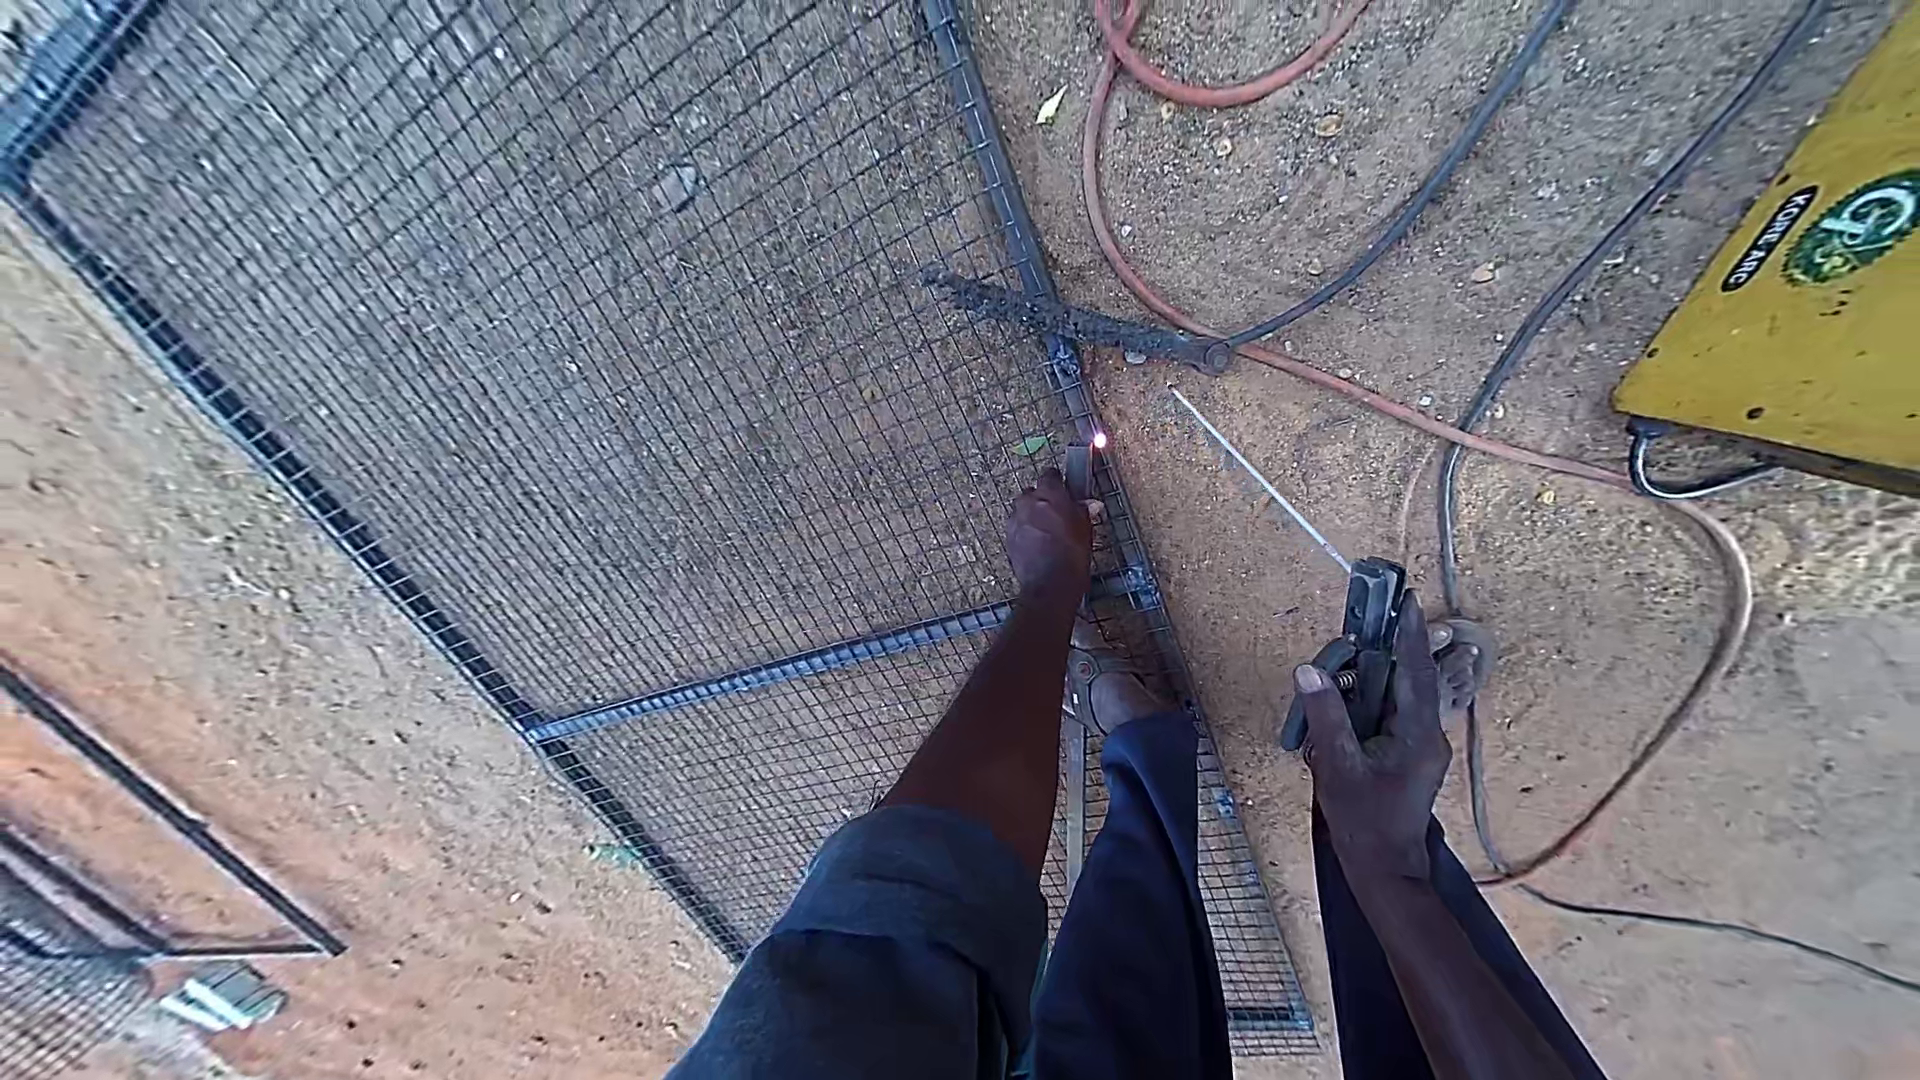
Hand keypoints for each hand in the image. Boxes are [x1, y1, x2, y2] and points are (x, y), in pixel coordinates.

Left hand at [1005, 468, 1091, 606]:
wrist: (1051, 583)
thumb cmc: (1072, 555)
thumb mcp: (1085, 529)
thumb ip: (1083, 511)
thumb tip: (1090, 504)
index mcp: (1050, 494)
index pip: (1049, 474)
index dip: (1057, 482)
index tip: (1062, 489)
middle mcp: (1029, 502)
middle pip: (1032, 492)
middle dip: (1042, 499)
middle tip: (1056, 513)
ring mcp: (1016, 519)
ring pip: (1022, 509)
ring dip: (1031, 515)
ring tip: (1046, 531)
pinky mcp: (1009, 536)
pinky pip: (1017, 526)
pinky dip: (1024, 530)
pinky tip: (1036, 543)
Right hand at [1296, 592, 1448, 881]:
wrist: (1382, 866)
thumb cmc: (1363, 819)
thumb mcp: (1338, 764)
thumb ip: (1324, 715)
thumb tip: (1308, 671)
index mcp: (1417, 735)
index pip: (1416, 674)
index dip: (1410, 636)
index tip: (1405, 603)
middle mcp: (1425, 735)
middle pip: (1404, 681)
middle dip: (1381, 653)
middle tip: (1357, 630)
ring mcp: (1416, 746)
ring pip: (1392, 697)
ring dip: (1368, 679)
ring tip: (1340, 666)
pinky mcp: (1403, 754)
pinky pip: (1384, 714)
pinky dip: (1364, 699)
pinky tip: (1340, 701)